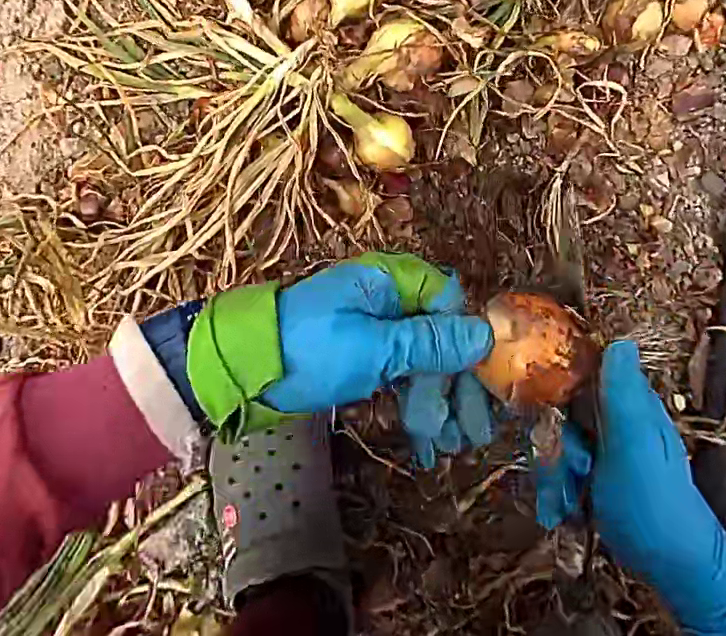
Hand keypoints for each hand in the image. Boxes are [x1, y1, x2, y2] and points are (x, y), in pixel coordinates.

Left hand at [262, 254, 494, 417]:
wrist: (240, 371)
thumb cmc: (309, 350)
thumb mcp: (372, 348)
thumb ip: (430, 343)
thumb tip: (485, 335)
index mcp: (393, 280)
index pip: (450, 305)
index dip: (469, 346)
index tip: (484, 388)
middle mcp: (391, 298)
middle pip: (441, 335)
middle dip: (458, 384)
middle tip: (474, 432)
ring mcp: (377, 326)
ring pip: (424, 358)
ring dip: (440, 399)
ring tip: (450, 444)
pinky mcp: (364, 352)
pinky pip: (403, 372)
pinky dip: (415, 401)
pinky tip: (428, 436)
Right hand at [534, 340, 725, 635]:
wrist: (673, 566)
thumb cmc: (654, 504)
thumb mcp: (635, 445)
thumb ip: (623, 394)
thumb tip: (619, 342)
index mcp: (629, 400)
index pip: (579, 372)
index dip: (556, 391)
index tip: (552, 421)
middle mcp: (617, 416)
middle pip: (561, 408)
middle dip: (554, 442)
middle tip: (571, 470)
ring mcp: (607, 446)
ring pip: (559, 440)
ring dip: (554, 470)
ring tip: (568, 498)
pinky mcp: (597, 474)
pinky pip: (563, 467)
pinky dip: (558, 488)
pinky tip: (564, 509)